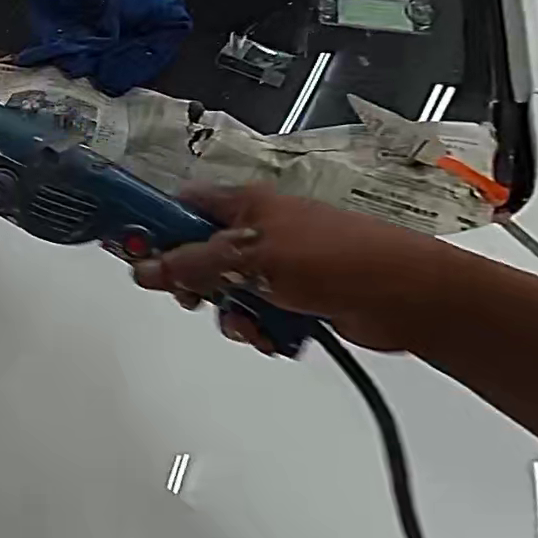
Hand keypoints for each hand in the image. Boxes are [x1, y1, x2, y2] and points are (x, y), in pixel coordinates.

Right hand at [131, 185, 469, 353]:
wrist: (405, 297)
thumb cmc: (332, 258)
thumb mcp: (250, 257)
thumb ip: (192, 264)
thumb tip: (143, 269)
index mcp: (242, 203)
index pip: (180, 206)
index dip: (154, 226)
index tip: (133, 252)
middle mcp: (254, 229)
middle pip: (196, 253)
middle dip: (194, 282)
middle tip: (196, 298)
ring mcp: (273, 263)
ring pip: (223, 289)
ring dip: (229, 313)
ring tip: (251, 322)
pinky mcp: (291, 294)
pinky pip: (252, 311)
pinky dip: (256, 326)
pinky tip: (273, 334)